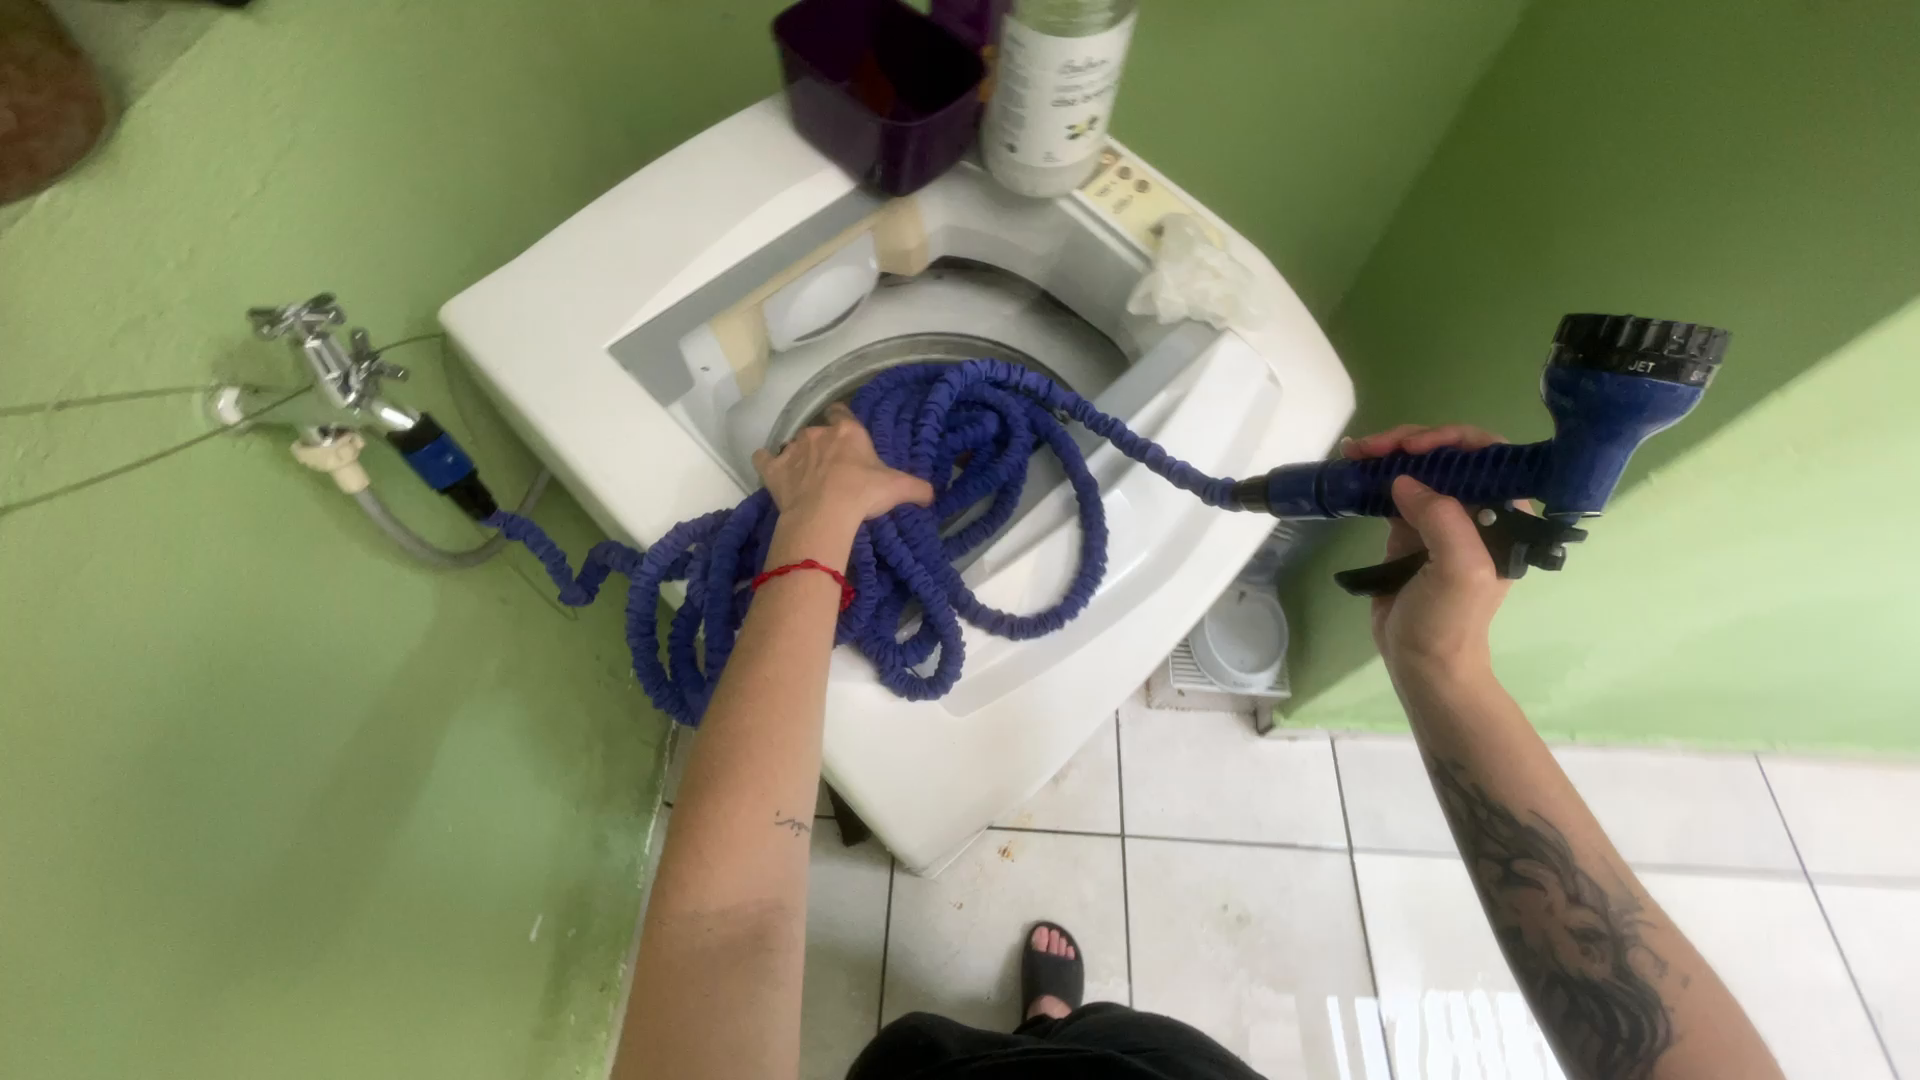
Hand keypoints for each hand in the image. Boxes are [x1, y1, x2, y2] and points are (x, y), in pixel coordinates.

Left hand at [752, 404, 933, 532]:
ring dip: (798, 456)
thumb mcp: (899, 489)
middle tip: (832, 469)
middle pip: (818, 431)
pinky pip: (763, 458)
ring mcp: (792, 450)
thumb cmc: (863, 494)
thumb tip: (933, 494)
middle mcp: (818, 433)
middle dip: (823, 446)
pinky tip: (772, 471)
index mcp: (848, 431)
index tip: (846, 434)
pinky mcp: (772, 469)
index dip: (843, 419)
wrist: (826, 513)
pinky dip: (766, 462)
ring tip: (806, 477)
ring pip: (792, 445)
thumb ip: (918, 488)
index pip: (842, 411)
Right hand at [1342, 425, 1512, 679]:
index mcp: (1503, 515)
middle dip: (1410, 443)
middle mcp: (1475, 511)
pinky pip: (1392, 493)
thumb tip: (1404, 481)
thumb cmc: (1450, 620)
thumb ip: (1442, 519)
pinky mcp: (1406, 532)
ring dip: (1387, 455)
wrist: (1422, 661)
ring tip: (1355, 452)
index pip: (1488, 457)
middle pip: (1447, 457)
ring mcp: (1437, 521)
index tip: (1413, 447)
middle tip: (1370, 447)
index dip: (1452, 441)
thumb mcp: (1460, 570)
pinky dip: (1372, 478)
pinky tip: (1352, 469)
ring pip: (1418, 470)